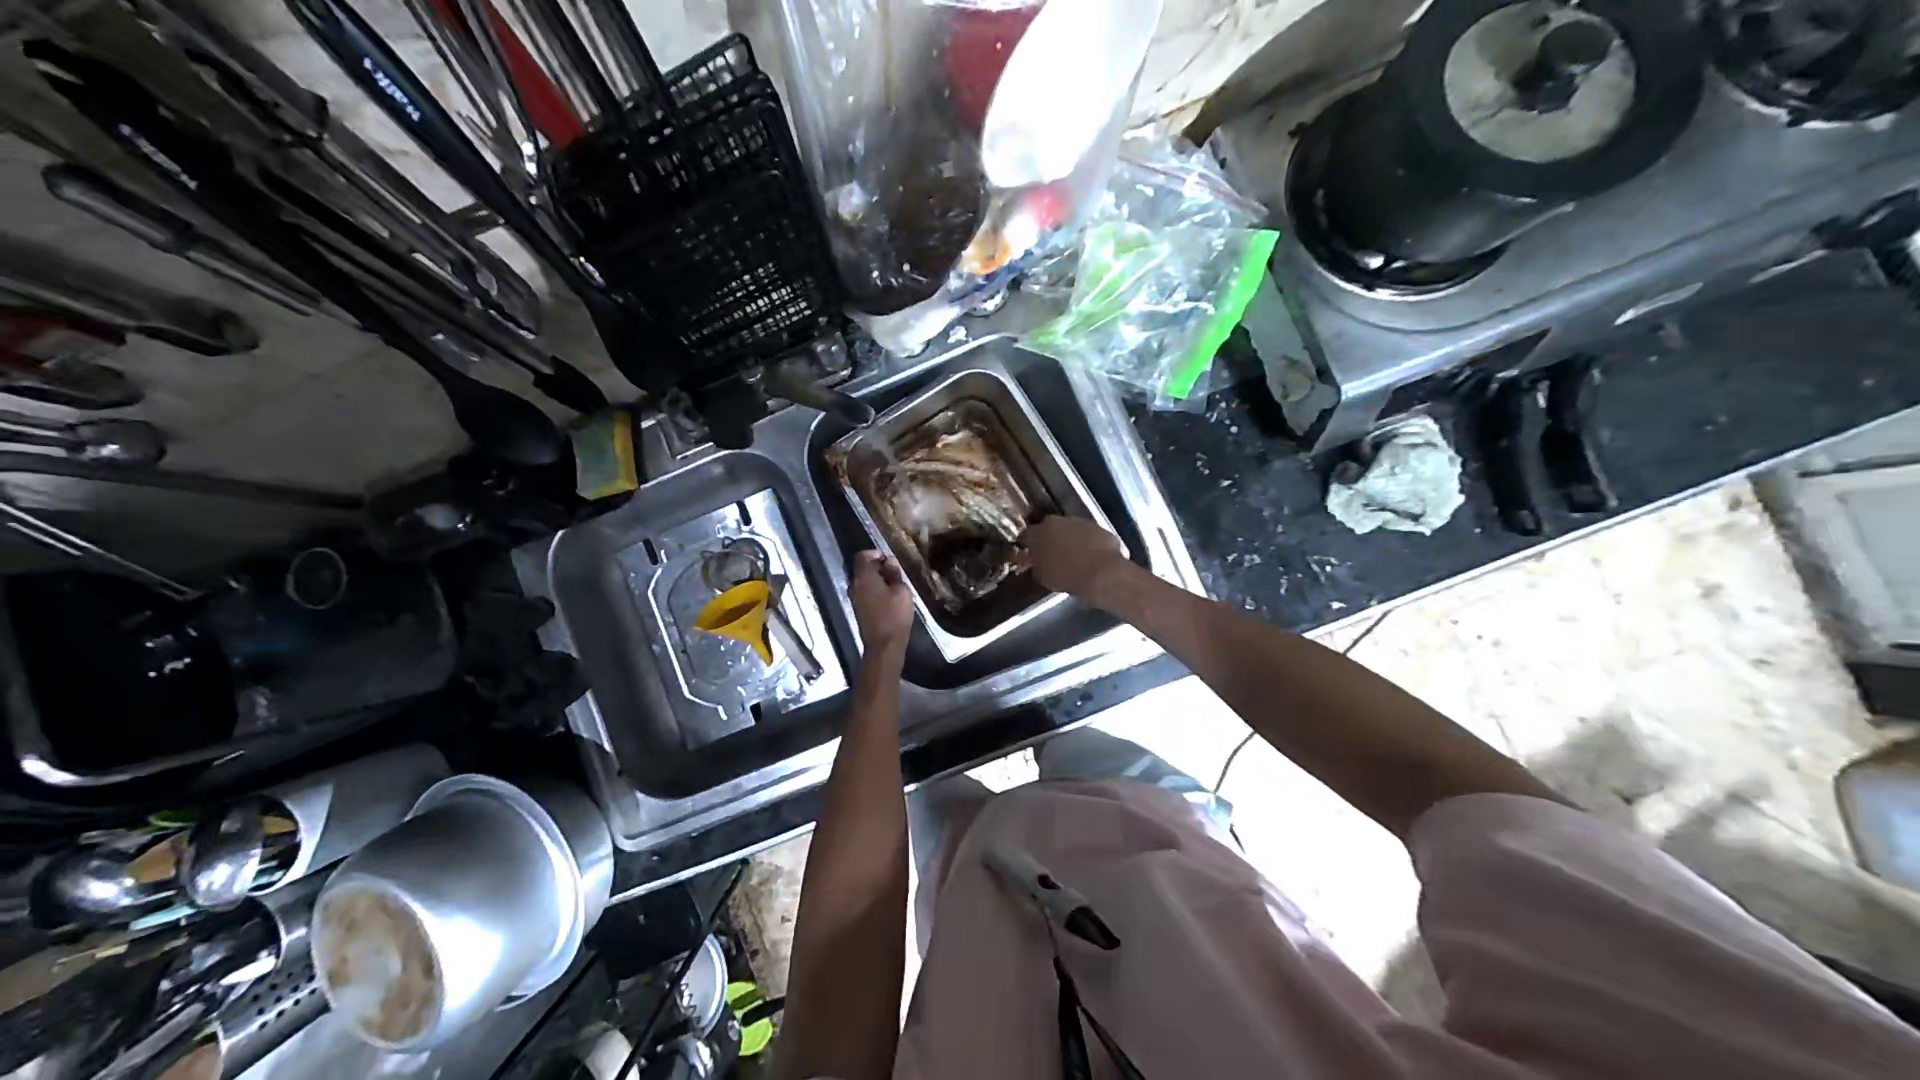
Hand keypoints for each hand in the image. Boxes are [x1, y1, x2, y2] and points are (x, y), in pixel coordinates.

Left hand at [849, 550, 913, 651]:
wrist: (884, 644)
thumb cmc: (894, 615)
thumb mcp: (901, 591)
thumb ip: (894, 573)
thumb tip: (889, 561)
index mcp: (864, 577)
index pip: (862, 556)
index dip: (874, 553)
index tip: (888, 557)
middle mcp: (855, 585)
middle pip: (861, 568)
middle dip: (877, 566)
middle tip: (894, 570)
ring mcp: (855, 598)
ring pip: (863, 581)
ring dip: (876, 579)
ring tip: (893, 583)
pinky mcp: (858, 609)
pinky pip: (864, 592)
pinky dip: (874, 589)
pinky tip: (888, 596)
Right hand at [1024, 516, 1128, 597]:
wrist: (1103, 574)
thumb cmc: (1067, 576)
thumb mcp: (1042, 576)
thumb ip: (1036, 565)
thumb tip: (1036, 562)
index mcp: (1038, 532)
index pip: (1025, 535)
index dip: (1026, 545)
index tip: (1028, 554)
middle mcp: (1057, 521)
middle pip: (1048, 528)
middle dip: (1048, 539)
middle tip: (1050, 554)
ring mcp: (1080, 522)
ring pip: (1069, 529)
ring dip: (1068, 539)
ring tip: (1072, 556)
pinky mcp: (1098, 527)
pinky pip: (1087, 535)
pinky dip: (1086, 543)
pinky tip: (1089, 557)